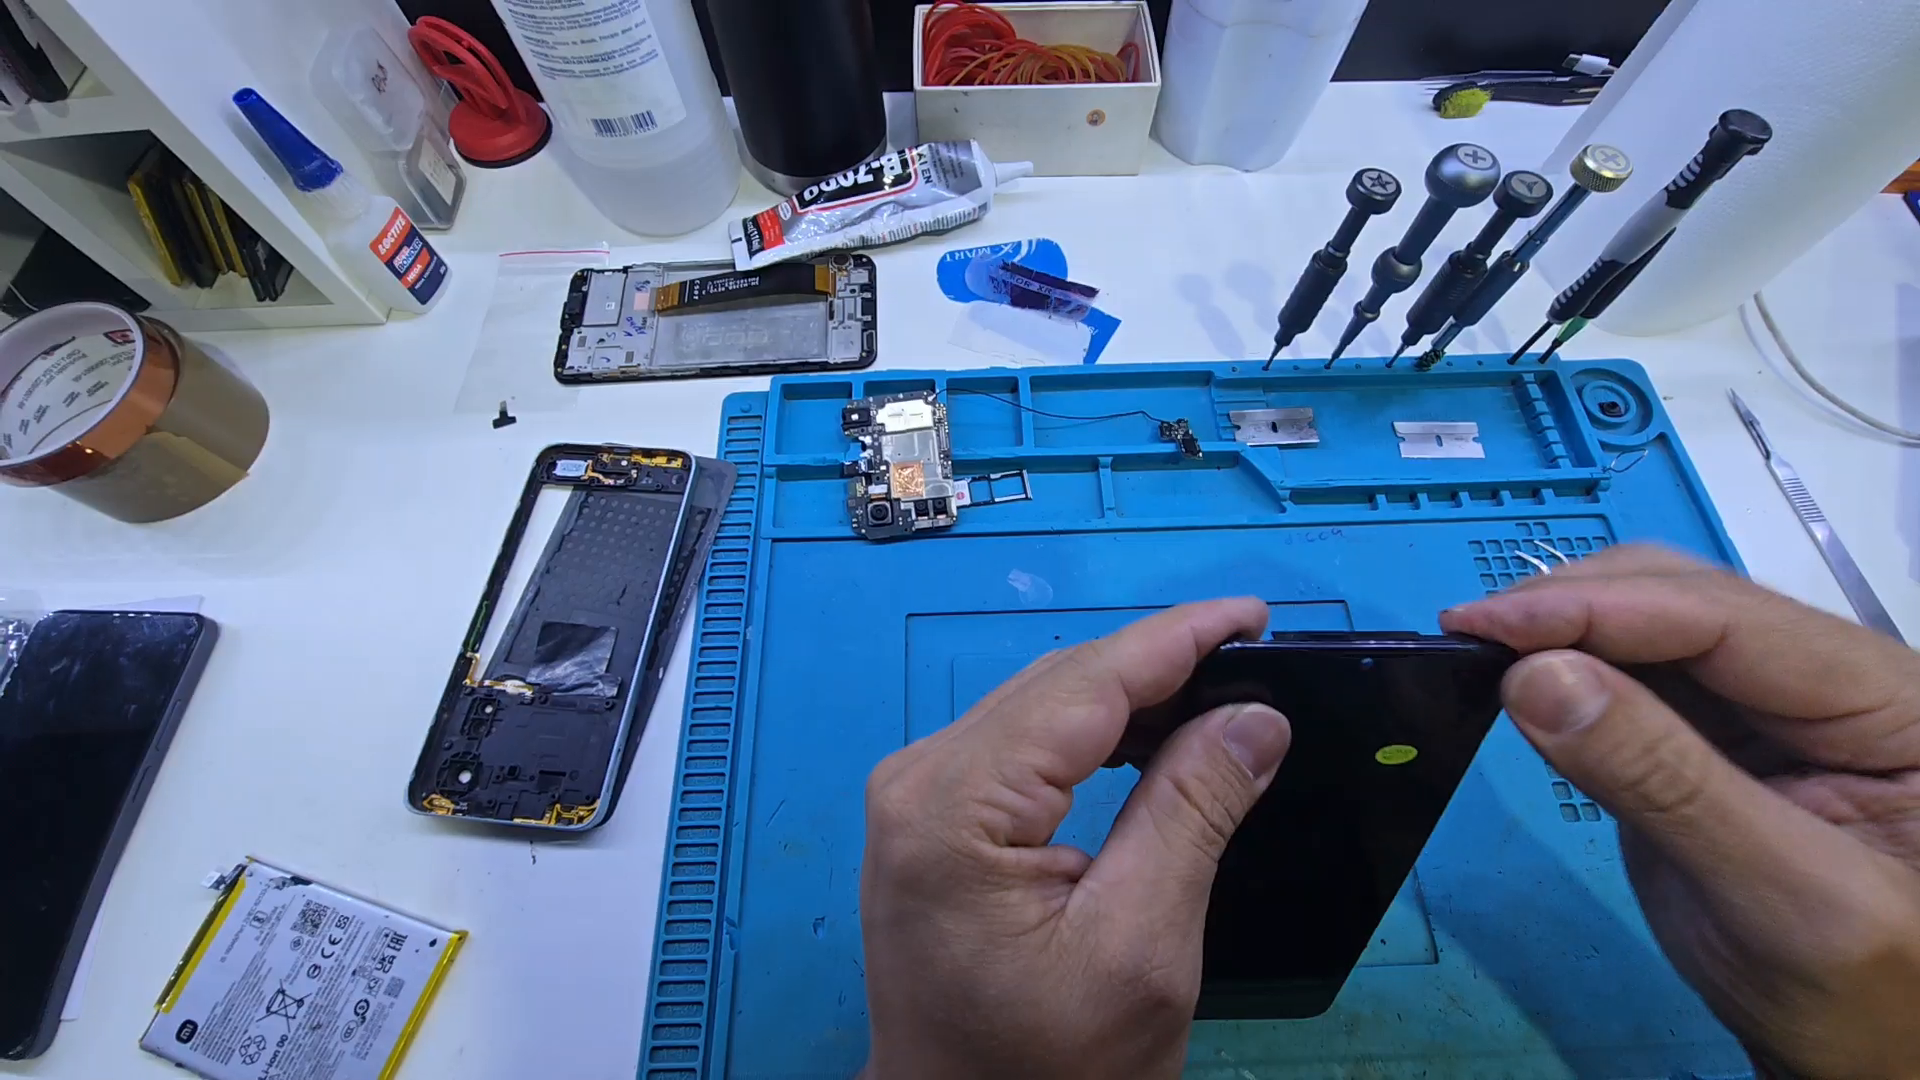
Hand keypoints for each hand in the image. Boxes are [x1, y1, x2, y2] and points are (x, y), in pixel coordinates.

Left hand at [859, 599, 1289, 1079]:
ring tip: (1211, 689)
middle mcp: (922, 773)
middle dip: (1155, 664)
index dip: (1172, 641)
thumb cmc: (1046, 1070)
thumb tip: (1252, 717)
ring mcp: (920, 786)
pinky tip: (1145, 733)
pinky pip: (1024, 739)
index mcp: (953, 802)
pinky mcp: (934, 806)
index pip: (1080, 687)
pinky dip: (1091, 729)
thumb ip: (1191, 812)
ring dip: (1127, 692)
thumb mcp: (1140, 948)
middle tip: (1246, 654)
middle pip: (1057, 687)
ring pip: (1042, 706)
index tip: (1248, 614)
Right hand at [1442, 546, 1919, 1079]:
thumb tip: (1531, 675)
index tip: (1476, 623)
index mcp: (1899, 704)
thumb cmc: (1868, 1001)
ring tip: (1481, 650)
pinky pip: (1621, 664)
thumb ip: (1661, 780)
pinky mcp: (1707, 722)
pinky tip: (1517, 673)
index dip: (1591, 607)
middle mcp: (1833, 678)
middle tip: (1468, 635)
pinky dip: (1556, 660)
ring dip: (1554, 625)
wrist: (1866, 1053)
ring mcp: (1767, 698)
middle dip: (1566, 604)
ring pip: (1642, 617)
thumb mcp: (1781, 900)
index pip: (1724, 618)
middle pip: (1680, 594)